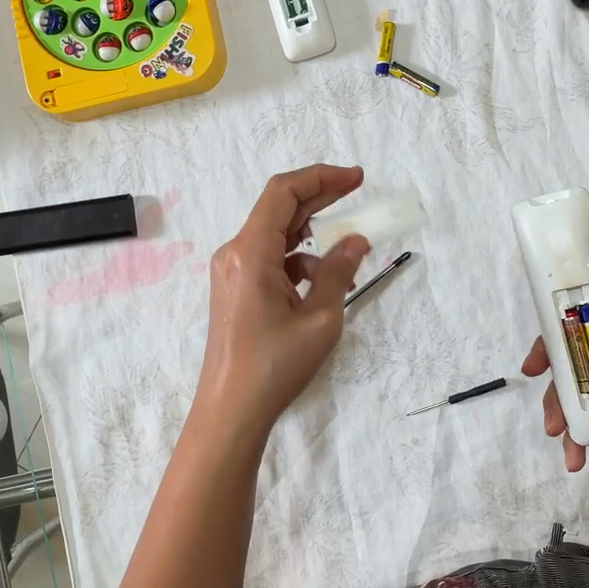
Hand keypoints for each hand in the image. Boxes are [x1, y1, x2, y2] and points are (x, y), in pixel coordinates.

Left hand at [195, 165, 371, 435]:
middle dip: (320, 195)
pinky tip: (321, 281)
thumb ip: (337, 272)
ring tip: (347, 246)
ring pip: (275, 234)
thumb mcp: (319, 319)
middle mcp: (235, 253)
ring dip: (311, 232)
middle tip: (358, 188)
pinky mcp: (235, 288)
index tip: (356, 178)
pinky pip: (269, 258)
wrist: (230, 410)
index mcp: (250, 251)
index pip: (283, 192)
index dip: (321, 177)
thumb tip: (354, 241)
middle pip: (278, 208)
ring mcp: (231, 271)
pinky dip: (297, 260)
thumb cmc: (274, 365)